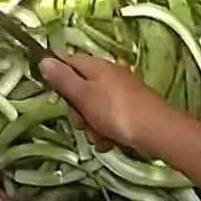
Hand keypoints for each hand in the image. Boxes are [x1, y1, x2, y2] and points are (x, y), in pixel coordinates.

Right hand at [38, 54, 194, 158]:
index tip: (60, 95)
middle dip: (78, 111)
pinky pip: (108, 120)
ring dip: (91, 126)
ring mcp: (120, 94)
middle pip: (80, 89)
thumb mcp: (84, 95)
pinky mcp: (129, 111)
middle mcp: (108, 76)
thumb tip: (43, 58)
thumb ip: (63, 79)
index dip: (60, 78)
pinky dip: (106, 132)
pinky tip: (110, 142)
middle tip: (82, 123)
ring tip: (100, 137)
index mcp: (96, 67)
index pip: (69, 62)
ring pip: (93, 109)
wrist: (158, 132)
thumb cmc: (117, 112)